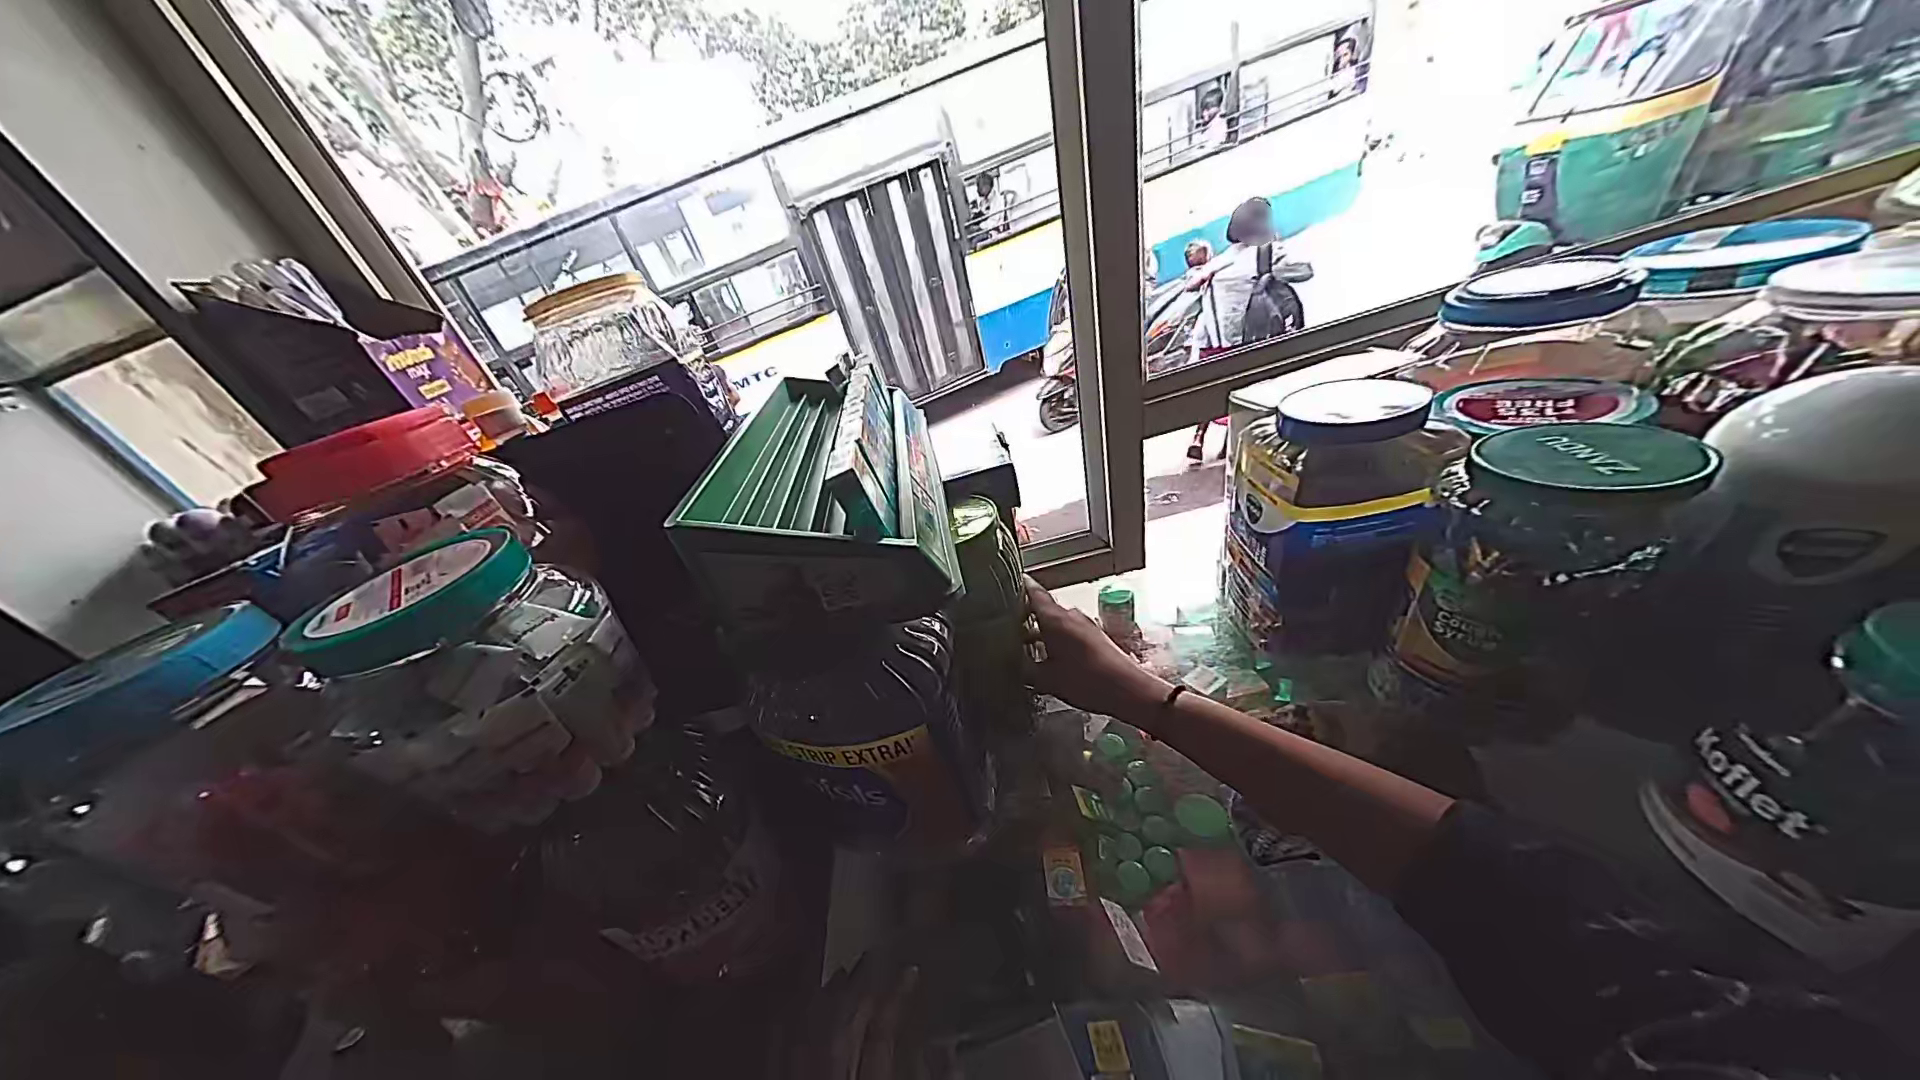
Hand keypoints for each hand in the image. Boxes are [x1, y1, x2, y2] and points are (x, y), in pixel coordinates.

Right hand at [1023, 576, 1171, 722]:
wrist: (1128, 690)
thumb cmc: (1090, 681)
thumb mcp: (1046, 680)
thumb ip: (1025, 669)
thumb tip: (1014, 665)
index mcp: (1055, 619)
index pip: (1033, 592)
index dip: (1020, 586)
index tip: (1011, 582)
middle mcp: (1071, 617)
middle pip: (1043, 609)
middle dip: (1025, 618)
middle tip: (1009, 630)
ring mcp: (1085, 626)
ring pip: (1056, 623)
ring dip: (1042, 633)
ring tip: (1028, 652)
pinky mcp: (1095, 638)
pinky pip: (1070, 633)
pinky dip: (1057, 641)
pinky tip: (1051, 660)